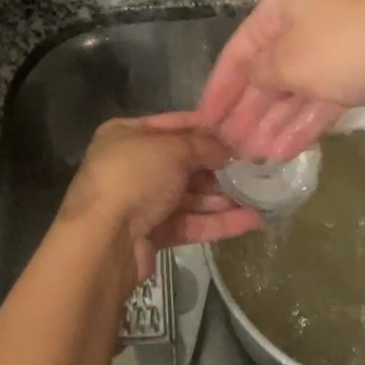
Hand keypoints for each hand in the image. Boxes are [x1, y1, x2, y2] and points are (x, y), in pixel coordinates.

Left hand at [57, 112, 261, 283]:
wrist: (103, 240)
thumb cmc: (133, 177)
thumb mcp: (170, 149)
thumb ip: (202, 146)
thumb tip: (227, 149)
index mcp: (126, 134)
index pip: (172, 124)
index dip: (205, 128)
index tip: (239, 132)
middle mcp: (131, 164)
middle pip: (182, 162)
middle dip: (218, 167)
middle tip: (255, 167)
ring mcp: (141, 201)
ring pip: (189, 196)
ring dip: (223, 196)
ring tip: (261, 196)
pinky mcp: (152, 233)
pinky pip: (190, 223)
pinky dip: (218, 222)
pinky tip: (252, 221)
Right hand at [197, 0, 364, 161]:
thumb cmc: (348, 46)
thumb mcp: (290, 61)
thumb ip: (259, 74)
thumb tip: (248, 81)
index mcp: (276, 11)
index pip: (236, 54)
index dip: (217, 90)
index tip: (201, 124)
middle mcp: (299, 26)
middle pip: (263, 75)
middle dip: (245, 114)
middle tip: (226, 152)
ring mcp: (330, 51)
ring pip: (291, 92)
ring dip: (271, 125)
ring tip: (252, 162)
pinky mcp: (357, 74)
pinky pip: (318, 101)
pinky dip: (301, 125)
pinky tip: (284, 153)